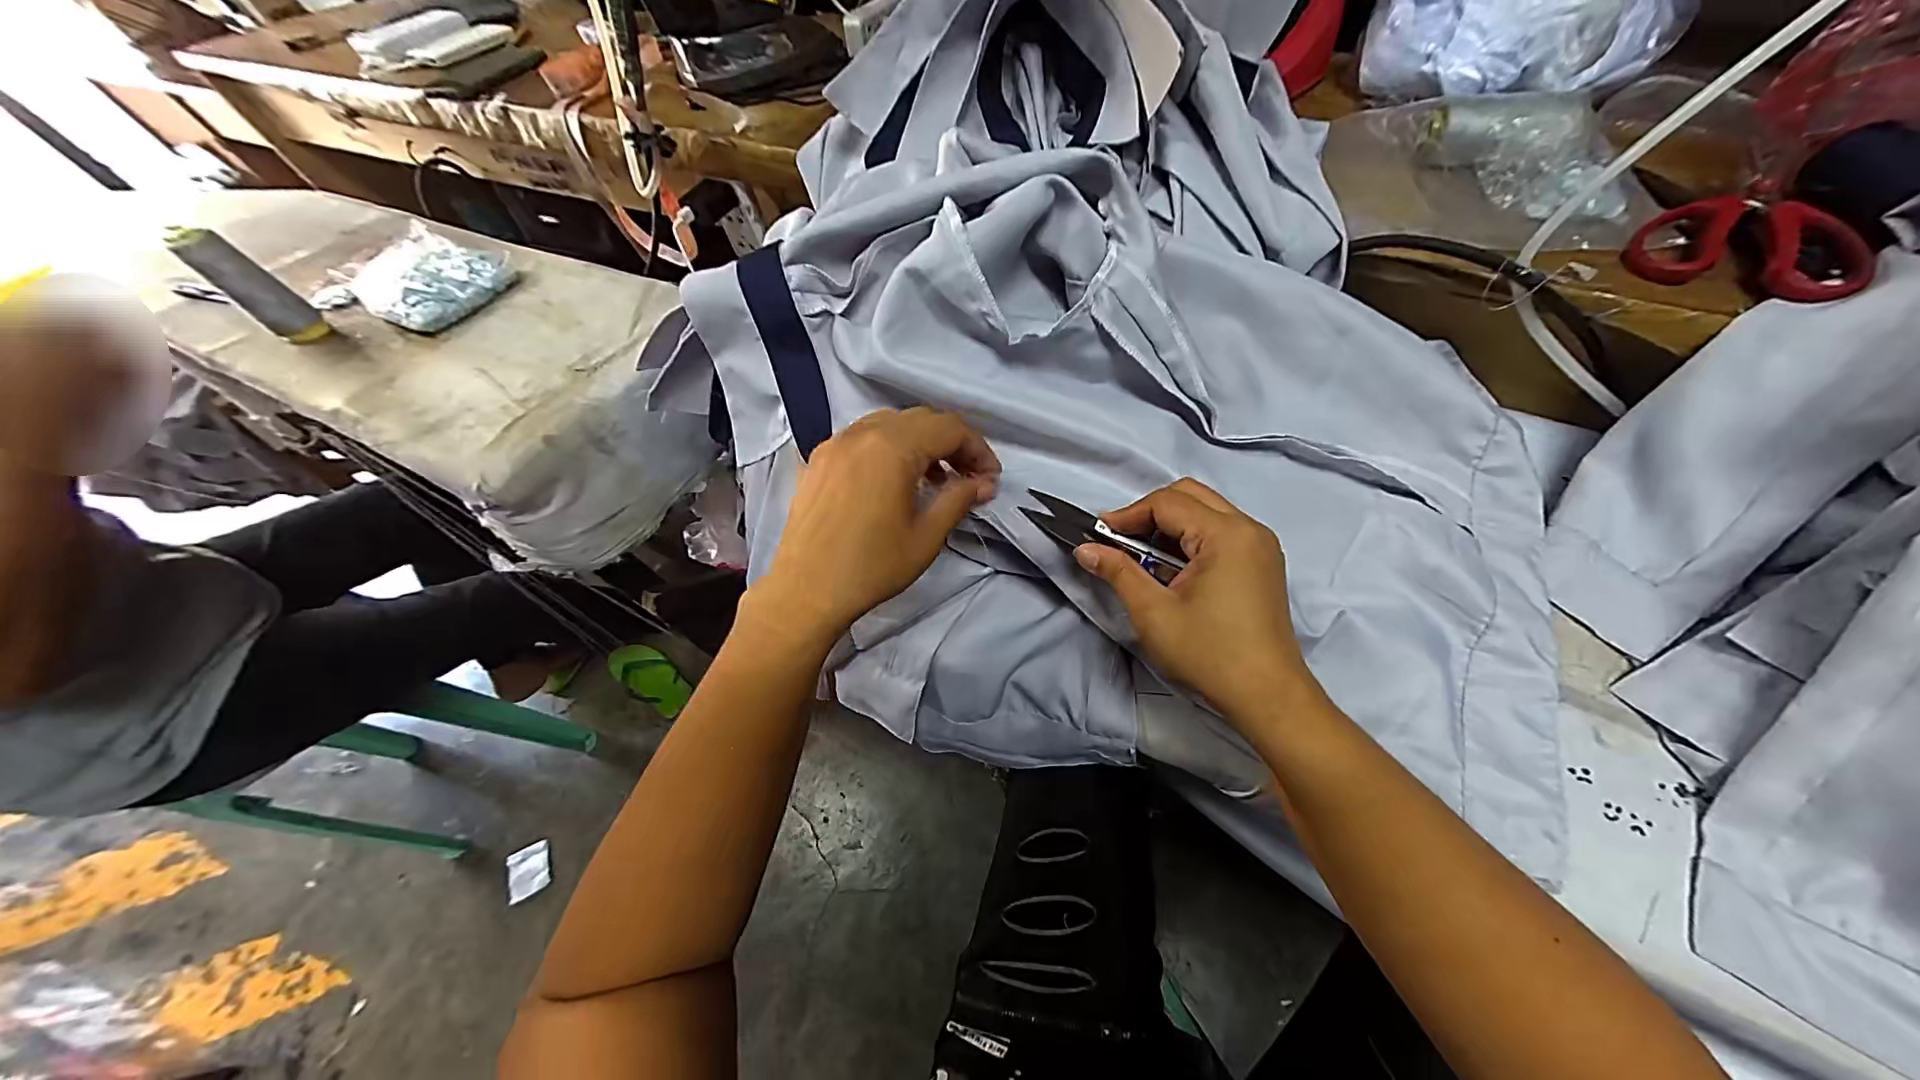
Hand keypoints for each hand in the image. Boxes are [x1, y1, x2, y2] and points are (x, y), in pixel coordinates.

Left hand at [752, 407, 999, 645]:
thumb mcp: (926, 536)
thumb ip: (958, 499)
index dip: (977, 449)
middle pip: (920, 419)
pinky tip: (894, 481)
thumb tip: (984, 483)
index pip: (949, 429)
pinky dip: (888, 448)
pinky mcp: (819, 460)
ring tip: (933, 479)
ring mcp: (836, 444)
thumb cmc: (871, 567)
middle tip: (968, 477)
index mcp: (892, 448)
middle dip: (951, 443)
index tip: (989, 479)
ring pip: (890, 423)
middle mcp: (862, 434)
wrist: (806, 590)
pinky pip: (862, 438)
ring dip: (919, 442)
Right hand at [1075, 478, 1322, 721]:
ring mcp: (1260, 546)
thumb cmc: (1210, 655)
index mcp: (1226, 535)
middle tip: (1120, 543)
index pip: (1167, 503)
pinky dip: (1190, 541)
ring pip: (1206, 512)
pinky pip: (1221, 533)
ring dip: (1170, 527)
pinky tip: (1171, 571)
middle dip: (1149, 514)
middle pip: (1189, 496)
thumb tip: (1086, 549)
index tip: (1099, 537)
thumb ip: (1118, 572)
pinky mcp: (1262, 564)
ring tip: (1142, 559)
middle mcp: (1249, 530)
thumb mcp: (1153, 612)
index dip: (1127, 516)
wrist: (1266, 696)